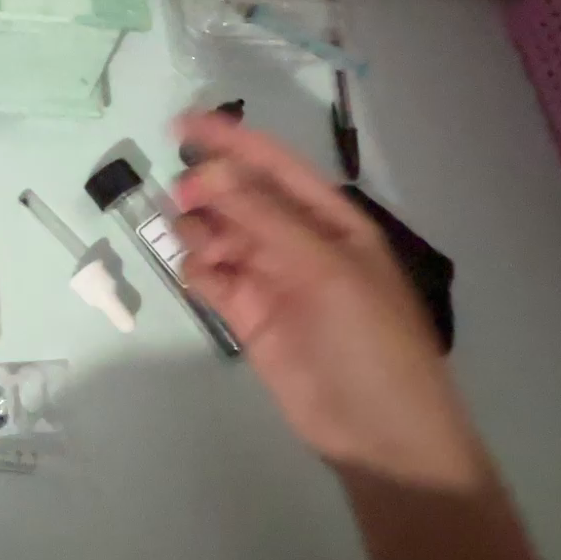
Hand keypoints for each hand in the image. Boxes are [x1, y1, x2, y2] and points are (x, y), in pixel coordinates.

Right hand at [172, 115, 485, 487]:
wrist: (380, 435)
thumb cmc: (371, 341)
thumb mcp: (326, 270)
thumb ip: (265, 219)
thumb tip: (208, 171)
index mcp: (328, 219)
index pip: (272, 165)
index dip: (229, 140)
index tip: (180, 123)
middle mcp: (294, 239)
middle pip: (237, 196)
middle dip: (207, 190)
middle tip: (184, 201)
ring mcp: (268, 276)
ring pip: (216, 232)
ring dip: (199, 231)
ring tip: (202, 251)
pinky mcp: (245, 312)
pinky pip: (209, 275)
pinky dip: (198, 269)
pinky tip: (202, 279)